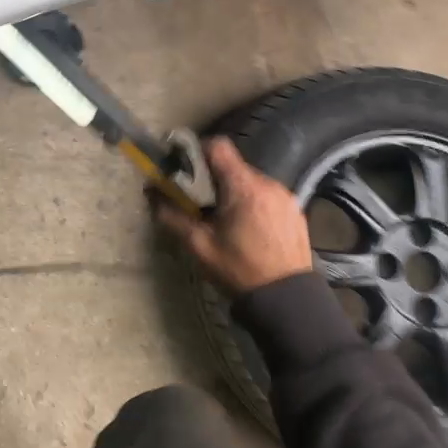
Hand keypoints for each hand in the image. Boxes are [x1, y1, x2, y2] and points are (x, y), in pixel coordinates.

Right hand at [155, 136, 312, 294]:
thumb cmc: (239, 270)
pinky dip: (254, 204)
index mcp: (244, 187)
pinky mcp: (296, 211)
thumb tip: (150, 192)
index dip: (198, 151)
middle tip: (202, 202)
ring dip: (235, 192)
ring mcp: (286, 197)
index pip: (218, 146)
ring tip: (227, 219)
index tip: (186, 168)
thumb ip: (172, 215)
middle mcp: (268, 184)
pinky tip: (250, 229)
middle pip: (233, 166)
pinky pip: (268, 195)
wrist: (288, 301)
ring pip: (251, 181)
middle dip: (215, 178)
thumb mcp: (199, 245)